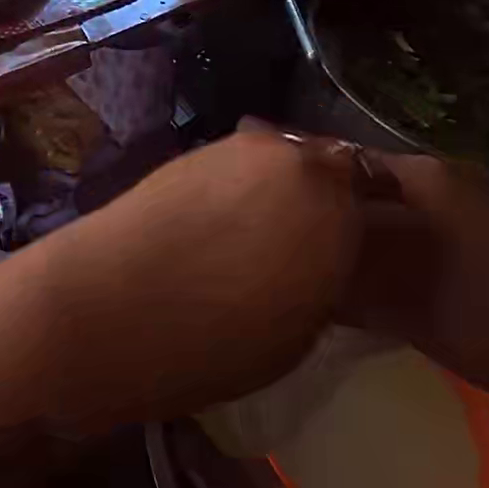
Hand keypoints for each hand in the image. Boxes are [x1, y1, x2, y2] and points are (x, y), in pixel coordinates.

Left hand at [21, 119, 362, 429]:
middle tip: (317, 222)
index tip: (367, 229)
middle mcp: (288, 157)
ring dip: (282, 178)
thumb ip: (324, 271)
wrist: (112, 304)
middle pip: (325, 159)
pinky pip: (236, 159)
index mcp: (333, 201)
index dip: (371, 208)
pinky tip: (223, 212)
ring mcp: (234, 148)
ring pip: (278, 153)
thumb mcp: (302, 325)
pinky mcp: (190, 151)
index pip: (375, 187)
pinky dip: (241, 179)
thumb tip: (318, 253)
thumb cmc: (218, 339)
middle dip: (329, 186)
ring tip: (267, 218)